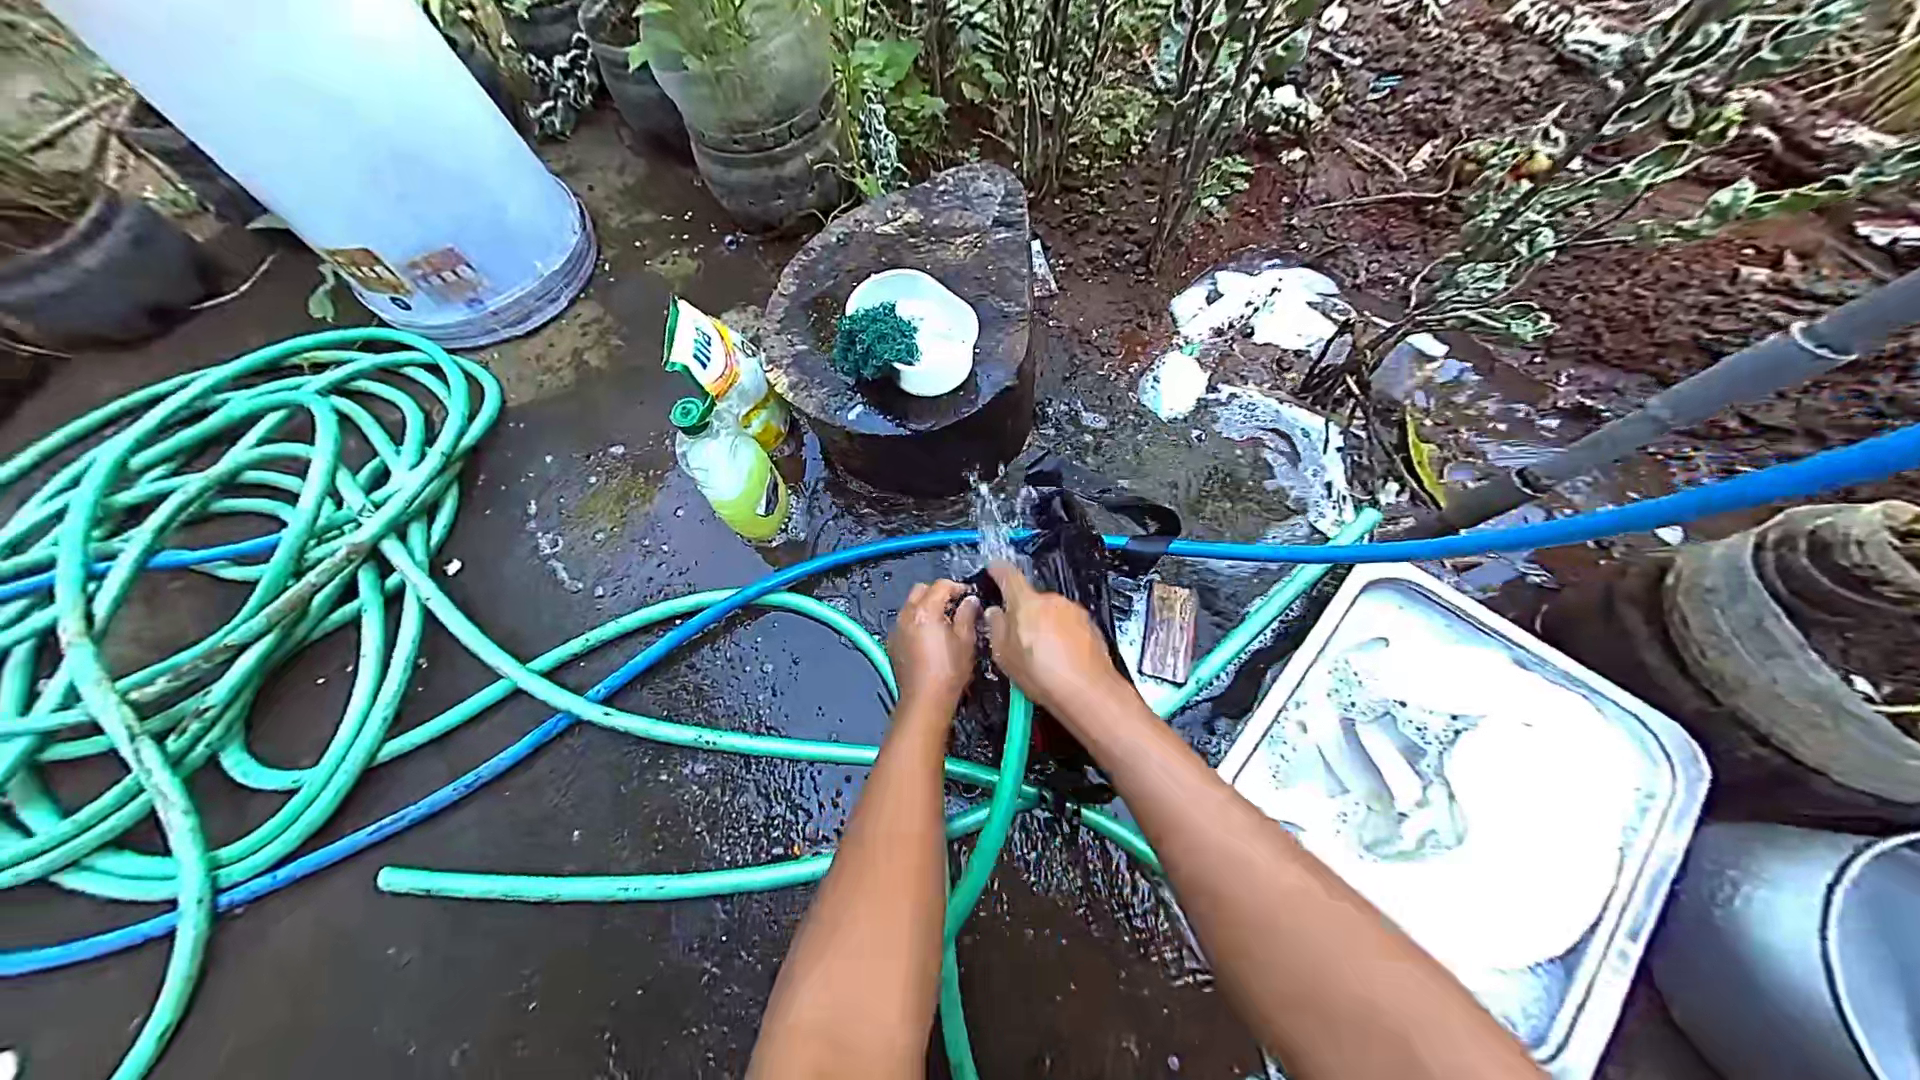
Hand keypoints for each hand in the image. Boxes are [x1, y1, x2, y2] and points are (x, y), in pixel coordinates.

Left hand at [888, 579, 980, 713]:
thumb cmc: (949, 671)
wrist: (925, 700)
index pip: (941, 586)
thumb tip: (969, 600)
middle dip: (938, 593)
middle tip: (954, 605)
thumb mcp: (966, 641)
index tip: (968, 595)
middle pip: (920, 590)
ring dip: (925, 606)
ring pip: (910, 606)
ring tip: (942, 622)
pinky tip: (928, 637)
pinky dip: (916, 622)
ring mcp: (896, 630)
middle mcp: (906, 616)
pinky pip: (904, 622)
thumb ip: (967, 615)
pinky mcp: (892, 644)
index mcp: (925, 611)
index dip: (957, 587)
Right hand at [983, 561, 1134, 721]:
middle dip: (1023, 614)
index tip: (994, 568)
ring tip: (1040, 656)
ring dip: (1043, 626)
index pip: (1008, 575)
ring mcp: (1073, 611)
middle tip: (1016, 639)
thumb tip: (995, 614)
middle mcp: (1052, 600)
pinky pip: (1067, 624)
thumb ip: (996, 628)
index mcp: (1026, 602)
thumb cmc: (1044, 675)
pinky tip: (1058, 658)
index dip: (998, 570)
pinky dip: (1061, 636)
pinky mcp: (1089, 625)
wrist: (1087, 691)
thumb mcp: (1004, 655)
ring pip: (1050, 612)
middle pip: (1031, 599)